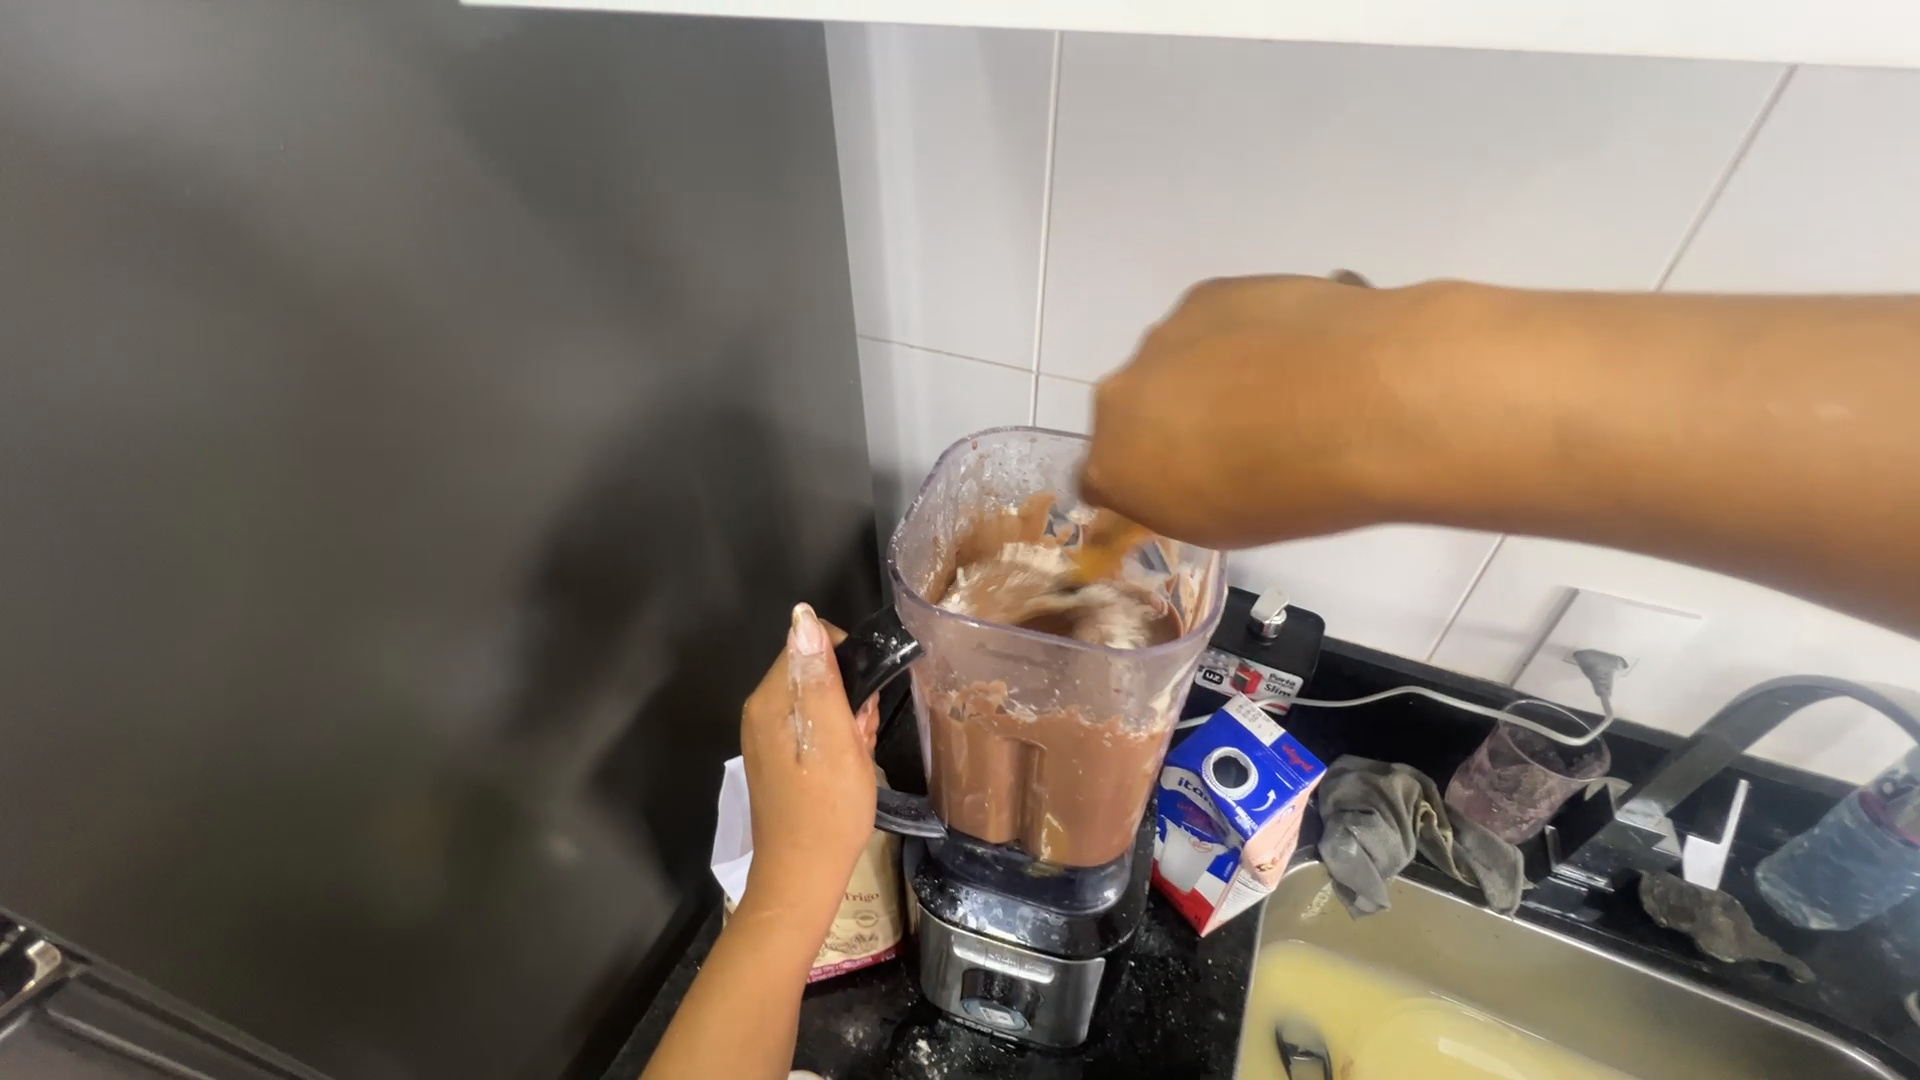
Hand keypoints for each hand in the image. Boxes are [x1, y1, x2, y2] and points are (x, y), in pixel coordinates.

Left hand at [737, 604, 879, 927]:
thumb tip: (804, 616)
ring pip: (820, 696)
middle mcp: (761, 709)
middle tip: (860, 738)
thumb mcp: (835, 740)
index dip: (848, 666)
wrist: (803, 878)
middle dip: (849, 696)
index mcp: (771, 700)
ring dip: (848, 719)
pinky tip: (846, 764)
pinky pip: (813, 722)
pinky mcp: (776, 753)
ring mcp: (766, 733)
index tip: (862, 707)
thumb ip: (821, 678)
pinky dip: (837, 736)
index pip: (811, 642)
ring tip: (856, 754)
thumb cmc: (828, 810)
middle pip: (816, 669)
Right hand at [1080, 274, 1454, 548]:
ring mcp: (1162, 339)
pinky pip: (1210, 322)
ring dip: (1204, 376)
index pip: (1100, 479)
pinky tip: (1292, 350)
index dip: (1141, 483)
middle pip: (1133, 413)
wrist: (1369, 403)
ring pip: (1171, 363)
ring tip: (1280, 389)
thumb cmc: (1292, 491)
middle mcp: (1120, 398)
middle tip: (1237, 439)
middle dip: (1169, 424)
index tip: (1184, 486)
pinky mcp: (1207, 294)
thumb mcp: (1222, 525)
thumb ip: (1177, 496)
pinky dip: (1238, 335)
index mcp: (1113, 464)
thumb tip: (1181, 469)